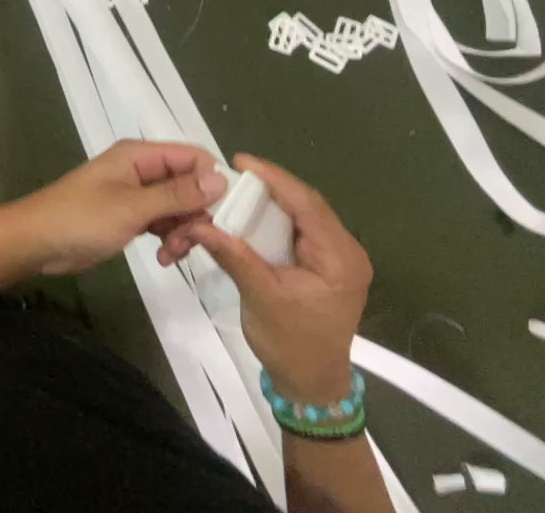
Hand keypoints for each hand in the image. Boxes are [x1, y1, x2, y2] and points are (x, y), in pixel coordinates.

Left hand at [10, 140, 228, 276]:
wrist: (38, 242)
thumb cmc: (81, 218)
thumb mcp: (132, 207)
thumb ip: (176, 194)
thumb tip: (222, 179)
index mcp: (139, 155)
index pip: (194, 157)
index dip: (213, 183)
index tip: (224, 215)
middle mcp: (141, 170)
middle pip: (190, 185)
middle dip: (197, 214)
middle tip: (192, 241)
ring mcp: (136, 194)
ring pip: (179, 208)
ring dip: (184, 232)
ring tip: (173, 254)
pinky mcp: (130, 217)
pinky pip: (163, 223)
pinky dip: (169, 240)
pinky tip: (164, 259)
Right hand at [185, 155, 370, 403]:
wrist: (310, 382)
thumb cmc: (291, 342)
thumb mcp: (260, 296)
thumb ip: (234, 255)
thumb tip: (199, 224)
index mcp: (340, 259)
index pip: (308, 205)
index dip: (275, 178)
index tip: (241, 161)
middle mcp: (345, 252)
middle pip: (306, 205)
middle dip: (269, 186)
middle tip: (232, 173)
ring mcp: (336, 258)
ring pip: (301, 214)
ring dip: (270, 201)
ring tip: (236, 188)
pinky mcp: (322, 264)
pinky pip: (297, 229)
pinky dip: (272, 219)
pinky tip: (249, 214)